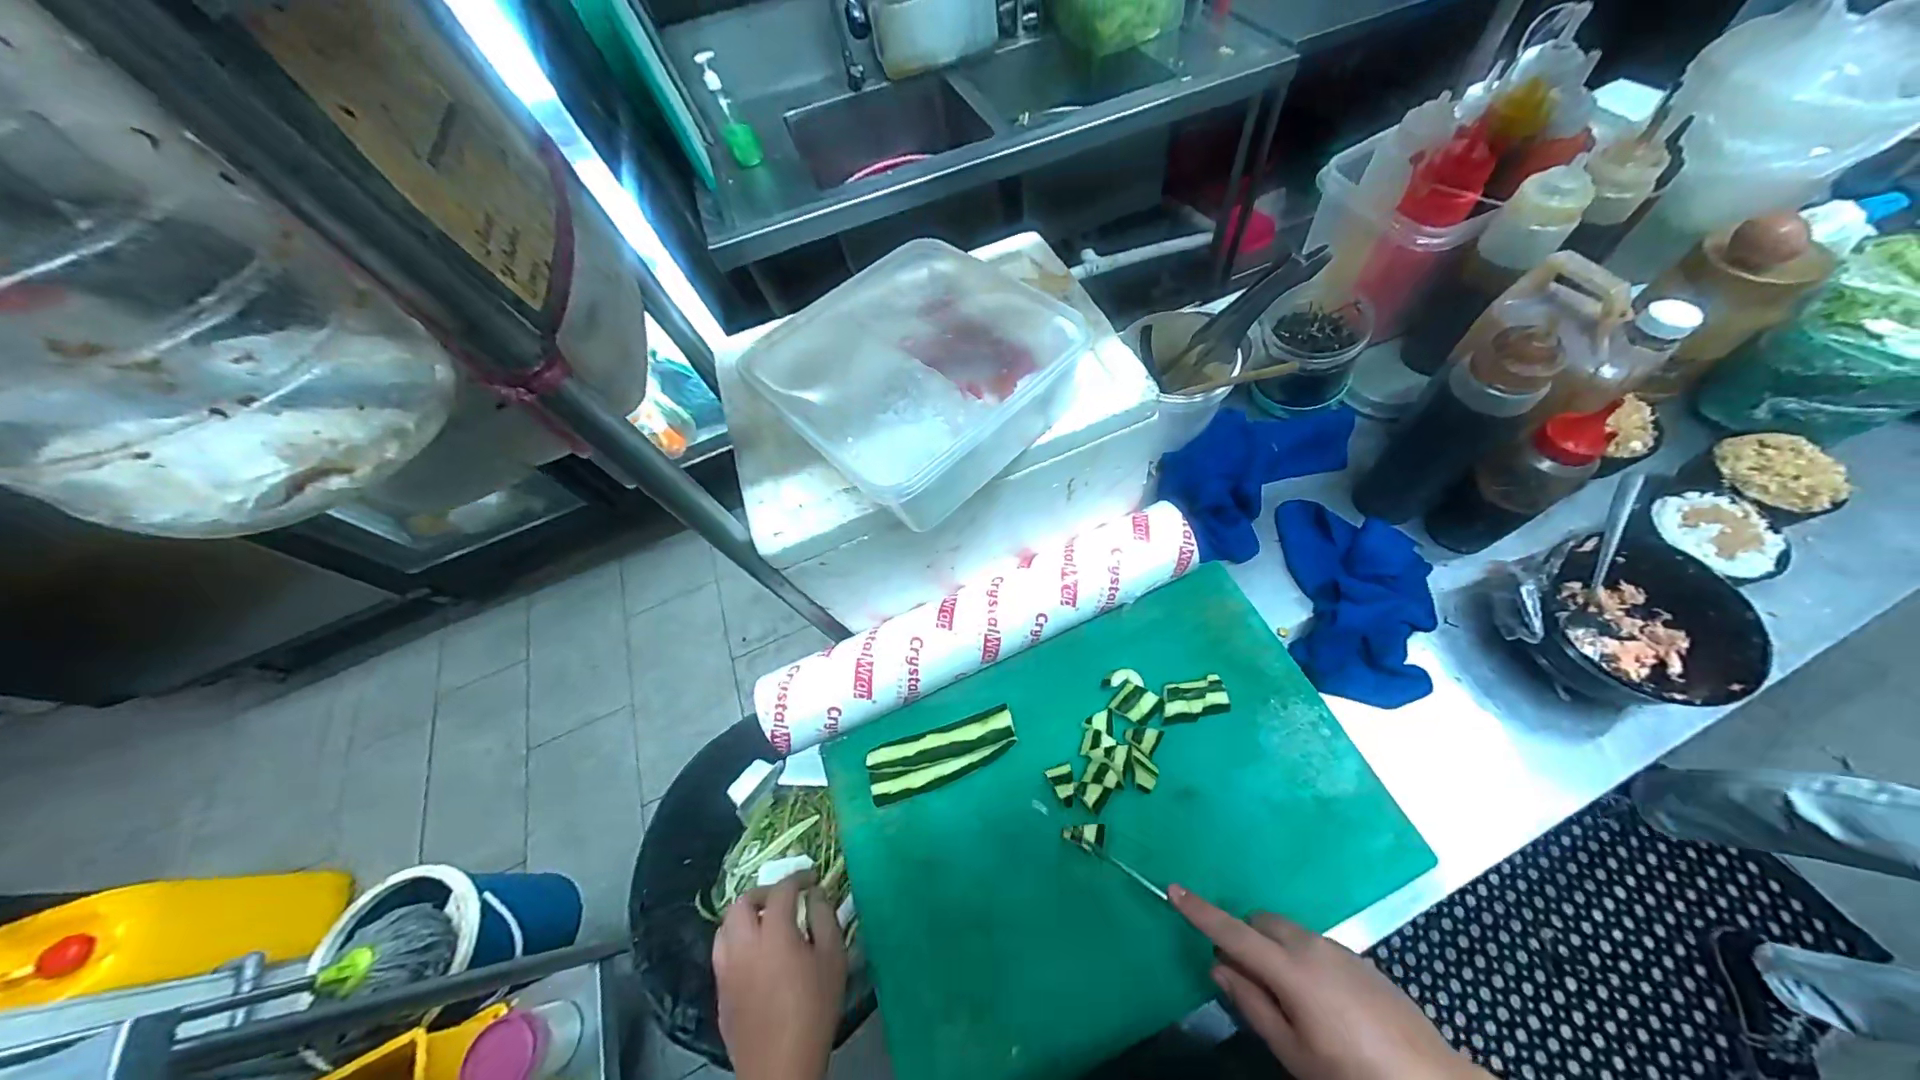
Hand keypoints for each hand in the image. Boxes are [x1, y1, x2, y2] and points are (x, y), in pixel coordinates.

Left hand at [712, 873, 846, 1079]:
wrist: (780, 1068)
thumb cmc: (814, 1010)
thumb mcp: (833, 959)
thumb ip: (825, 918)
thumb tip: (815, 895)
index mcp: (773, 934)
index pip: (781, 890)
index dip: (797, 878)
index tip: (812, 878)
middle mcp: (742, 945)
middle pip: (741, 903)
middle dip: (763, 893)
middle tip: (785, 898)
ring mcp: (726, 971)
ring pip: (724, 928)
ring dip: (744, 917)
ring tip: (766, 923)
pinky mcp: (720, 994)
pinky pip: (723, 953)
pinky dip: (738, 942)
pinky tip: (756, 956)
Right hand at [1168, 884, 1488, 1079]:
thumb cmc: (1353, 1075)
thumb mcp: (1294, 1052)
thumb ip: (1252, 1004)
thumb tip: (1220, 967)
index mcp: (1289, 969)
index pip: (1232, 932)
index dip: (1200, 912)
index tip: (1173, 889)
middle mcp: (1311, 946)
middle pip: (1261, 922)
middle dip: (1244, 936)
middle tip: (1244, 977)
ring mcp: (1340, 950)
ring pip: (1289, 932)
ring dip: (1273, 948)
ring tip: (1287, 998)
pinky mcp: (1362, 962)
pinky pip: (1315, 945)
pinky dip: (1301, 958)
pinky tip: (1322, 1004)